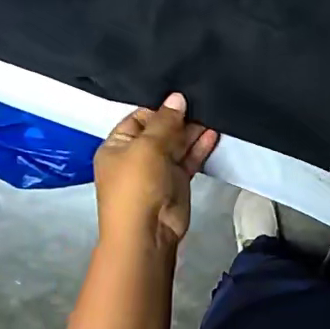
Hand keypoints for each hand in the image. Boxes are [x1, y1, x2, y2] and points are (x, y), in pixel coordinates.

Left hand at [94, 92, 219, 249]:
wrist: (147, 232)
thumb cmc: (136, 186)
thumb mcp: (147, 147)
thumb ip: (165, 121)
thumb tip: (177, 98)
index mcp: (117, 145)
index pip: (139, 118)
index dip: (159, 108)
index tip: (181, 96)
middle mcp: (136, 156)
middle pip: (160, 130)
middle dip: (179, 119)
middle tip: (201, 102)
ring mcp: (157, 170)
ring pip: (177, 144)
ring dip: (192, 132)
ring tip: (211, 114)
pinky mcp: (176, 181)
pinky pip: (189, 159)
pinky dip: (199, 147)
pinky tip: (212, 134)